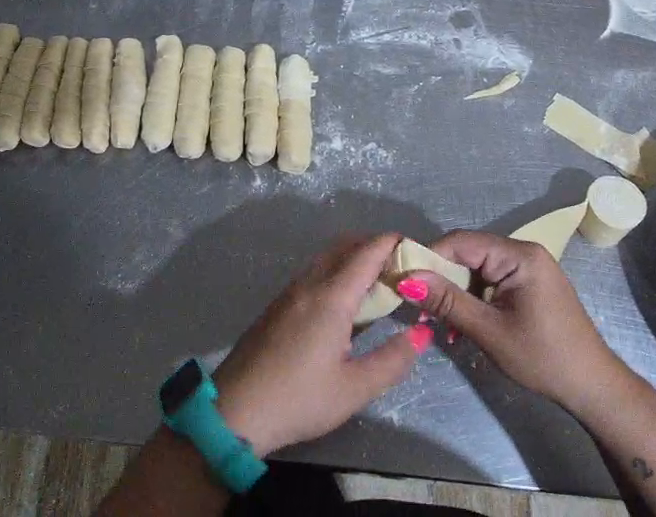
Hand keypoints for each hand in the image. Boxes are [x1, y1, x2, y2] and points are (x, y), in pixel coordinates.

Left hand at [213, 232, 429, 456]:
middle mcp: (309, 285)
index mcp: (331, 297)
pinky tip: (344, 302)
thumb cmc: (298, 400)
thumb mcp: (354, 389)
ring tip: (378, 283)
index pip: (366, 253)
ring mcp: (289, 293)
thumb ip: (392, 361)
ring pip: (326, 258)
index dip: (392, 244)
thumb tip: (420, 334)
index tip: (416, 249)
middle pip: (344, 246)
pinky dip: (335, 271)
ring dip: (353, 258)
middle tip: (401, 266)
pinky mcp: (277, 307)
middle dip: (374, 246)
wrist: (234, 411)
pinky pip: (313, 273)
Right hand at [398, 230, 618, 412]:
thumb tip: (406, 278)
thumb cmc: (543, 357)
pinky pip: (490, 282)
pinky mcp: (528, 286)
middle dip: (441, 279)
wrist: (593, 387)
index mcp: (518, 255)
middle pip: (467, 254)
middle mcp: (523, 253)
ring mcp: (528, 269)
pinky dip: (472, 300)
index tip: (403, 282)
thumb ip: (447, 301)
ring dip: (455, 294)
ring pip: (475, 270)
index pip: (460, 242)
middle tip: (419, 308)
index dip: (428, 258)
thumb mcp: (489, 330)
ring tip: (440, 324)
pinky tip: (462, 326)